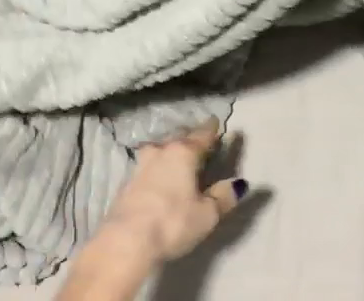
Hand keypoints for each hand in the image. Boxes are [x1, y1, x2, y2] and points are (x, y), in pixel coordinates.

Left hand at [101, 122, 245, 261]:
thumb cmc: (172, 222)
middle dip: (190, 139)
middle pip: (180, 139)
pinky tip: (159, 177)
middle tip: (199, 142)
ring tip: (178, 159)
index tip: (216, 122)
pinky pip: (148, 167)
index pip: (202, 134)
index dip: (212, 128)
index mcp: (183, 152)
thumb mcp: (207, 214)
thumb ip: (223, 197)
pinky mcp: (126, 182)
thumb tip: (237, 183)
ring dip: (171, 153)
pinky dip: (157, 168)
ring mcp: (140, 165)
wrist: (126, 240)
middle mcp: (161, 151)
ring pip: (161, 151)